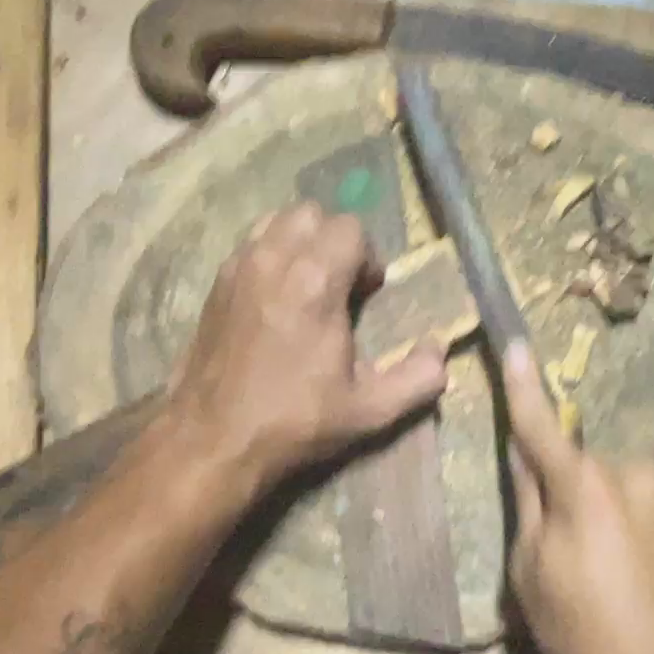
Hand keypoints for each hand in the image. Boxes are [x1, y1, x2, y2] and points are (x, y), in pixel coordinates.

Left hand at [168, 203, 449, 485]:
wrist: (215, 438)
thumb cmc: (296, 422)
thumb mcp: (369, 411)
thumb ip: (416, 379)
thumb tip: (439, 351)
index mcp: (315, 281)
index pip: (351, 228)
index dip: (368, 257)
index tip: (369, 295)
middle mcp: (273, 259)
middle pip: (312, 214)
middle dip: (334, 241)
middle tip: (342, 287)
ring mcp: (237, 268)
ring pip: (275, 223)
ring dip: (300, 244)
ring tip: (308, 288)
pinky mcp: (214, 286)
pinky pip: (249, 247)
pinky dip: (269, 258)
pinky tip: (276, 303)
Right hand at [501, 340, 653, 653]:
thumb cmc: (586, 633)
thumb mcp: (531, 577)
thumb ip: (527, 507)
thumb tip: (524, 458)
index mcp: (583, 485)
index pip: (541, 426)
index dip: (523, 387)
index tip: (517, 345)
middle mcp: (633, 473)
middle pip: (585, 470)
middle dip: (571, 495)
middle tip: (567, 555)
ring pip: (623, 491)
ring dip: (610, 515)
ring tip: (612, 577)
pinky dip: (641, 530)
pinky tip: (645, 579)